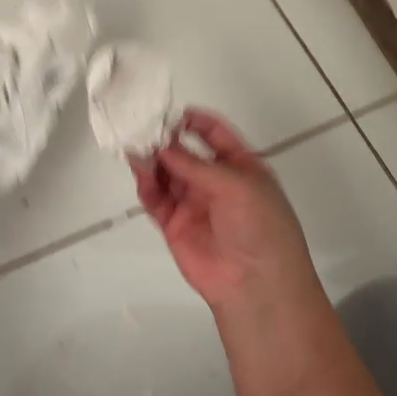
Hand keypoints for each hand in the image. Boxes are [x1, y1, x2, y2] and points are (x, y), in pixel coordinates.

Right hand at [131, 108, 324, 317]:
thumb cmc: (260, 227)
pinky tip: (140, 173)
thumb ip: (197, 165)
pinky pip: (156, 199)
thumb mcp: (238, 186)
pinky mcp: (173, 224)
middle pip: (184, 153)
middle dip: (165, 141)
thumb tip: (163, 147)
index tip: (169, 113)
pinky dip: (146, 185)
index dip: (194, 122)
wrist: (255, 282)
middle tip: (142, 129)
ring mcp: (193, 203)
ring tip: (136, 150)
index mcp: (241, 166)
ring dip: (151, 161)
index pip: (215, 135)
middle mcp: (215, 182)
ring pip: (166, 174)